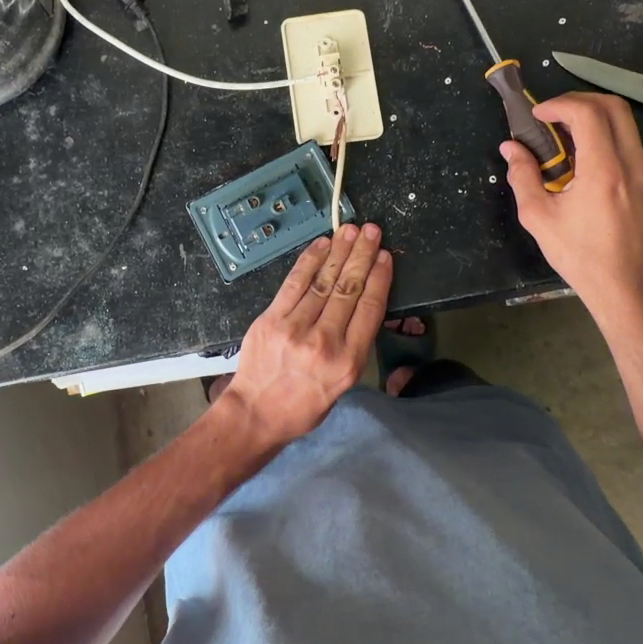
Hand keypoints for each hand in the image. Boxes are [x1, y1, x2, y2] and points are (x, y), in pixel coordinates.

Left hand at [218, 223, 392, 446]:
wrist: (257, 413)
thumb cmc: (305, 404)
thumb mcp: (343, 385)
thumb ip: (354, 346)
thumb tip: (363, 303)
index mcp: (349, 362)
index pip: (369, 309)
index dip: (379, 278)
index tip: (385, 256)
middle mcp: (325, 342)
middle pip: (348, 289)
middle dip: (361, 255)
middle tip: (371, 230)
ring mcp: (295, 328)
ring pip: (323, 281)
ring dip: (339, 251)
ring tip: (349, 230)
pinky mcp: (271, 319)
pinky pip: (294, 283)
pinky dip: (309, 260)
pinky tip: (322, 245)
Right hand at [502, 93, 642, 310]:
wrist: (630, 290)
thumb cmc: (580, 257)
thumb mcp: (539, 218)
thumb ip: (523, 177)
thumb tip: (511, 148)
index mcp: (604, 171)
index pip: (588, 114)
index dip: (559, 104)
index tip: (537, 115)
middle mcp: (633, 165)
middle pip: (614, 107)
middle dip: (578, 101)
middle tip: (552, 116)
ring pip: (625, 126)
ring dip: (592, 121)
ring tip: (564, 141)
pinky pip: (630, 148)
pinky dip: (605, 141)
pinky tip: (583, 166)